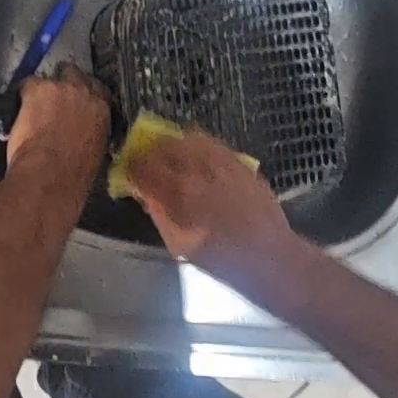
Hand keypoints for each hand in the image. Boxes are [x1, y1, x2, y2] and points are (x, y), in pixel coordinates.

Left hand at [5, 64, 110, 184]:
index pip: (98, 88)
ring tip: (32, 105)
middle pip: (74, 73)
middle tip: (53, 97)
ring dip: (42, 88)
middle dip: (64, 82)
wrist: (50, 173)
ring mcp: (60, 88)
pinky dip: (21, 95)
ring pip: (49, 77)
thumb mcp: (95, 150)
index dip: (85, 92)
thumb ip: (91, 132)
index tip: (77, 99)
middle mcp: (84, 92)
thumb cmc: (75, 173)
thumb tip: (82, 132)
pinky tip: (16, 108)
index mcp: (102, 110)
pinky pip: (27, 84)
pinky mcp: (37, 89)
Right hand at [123, 129, 302, 281]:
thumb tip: (144, 194)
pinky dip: (201, 147)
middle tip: (148, 162)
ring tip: (173, 157)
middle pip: (165, 144)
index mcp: (178, 191)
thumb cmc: (220, 259)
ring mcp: (223, 162)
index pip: (143, 166)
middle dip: (152, 151)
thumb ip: (158, 213)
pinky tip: (200, 160)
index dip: (131, 168)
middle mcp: (199, 169)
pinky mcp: (241, 162)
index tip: (129, 173)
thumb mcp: (178, 244)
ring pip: (191, 137)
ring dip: (176, 144)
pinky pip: (214, 144)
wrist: (268, 257)